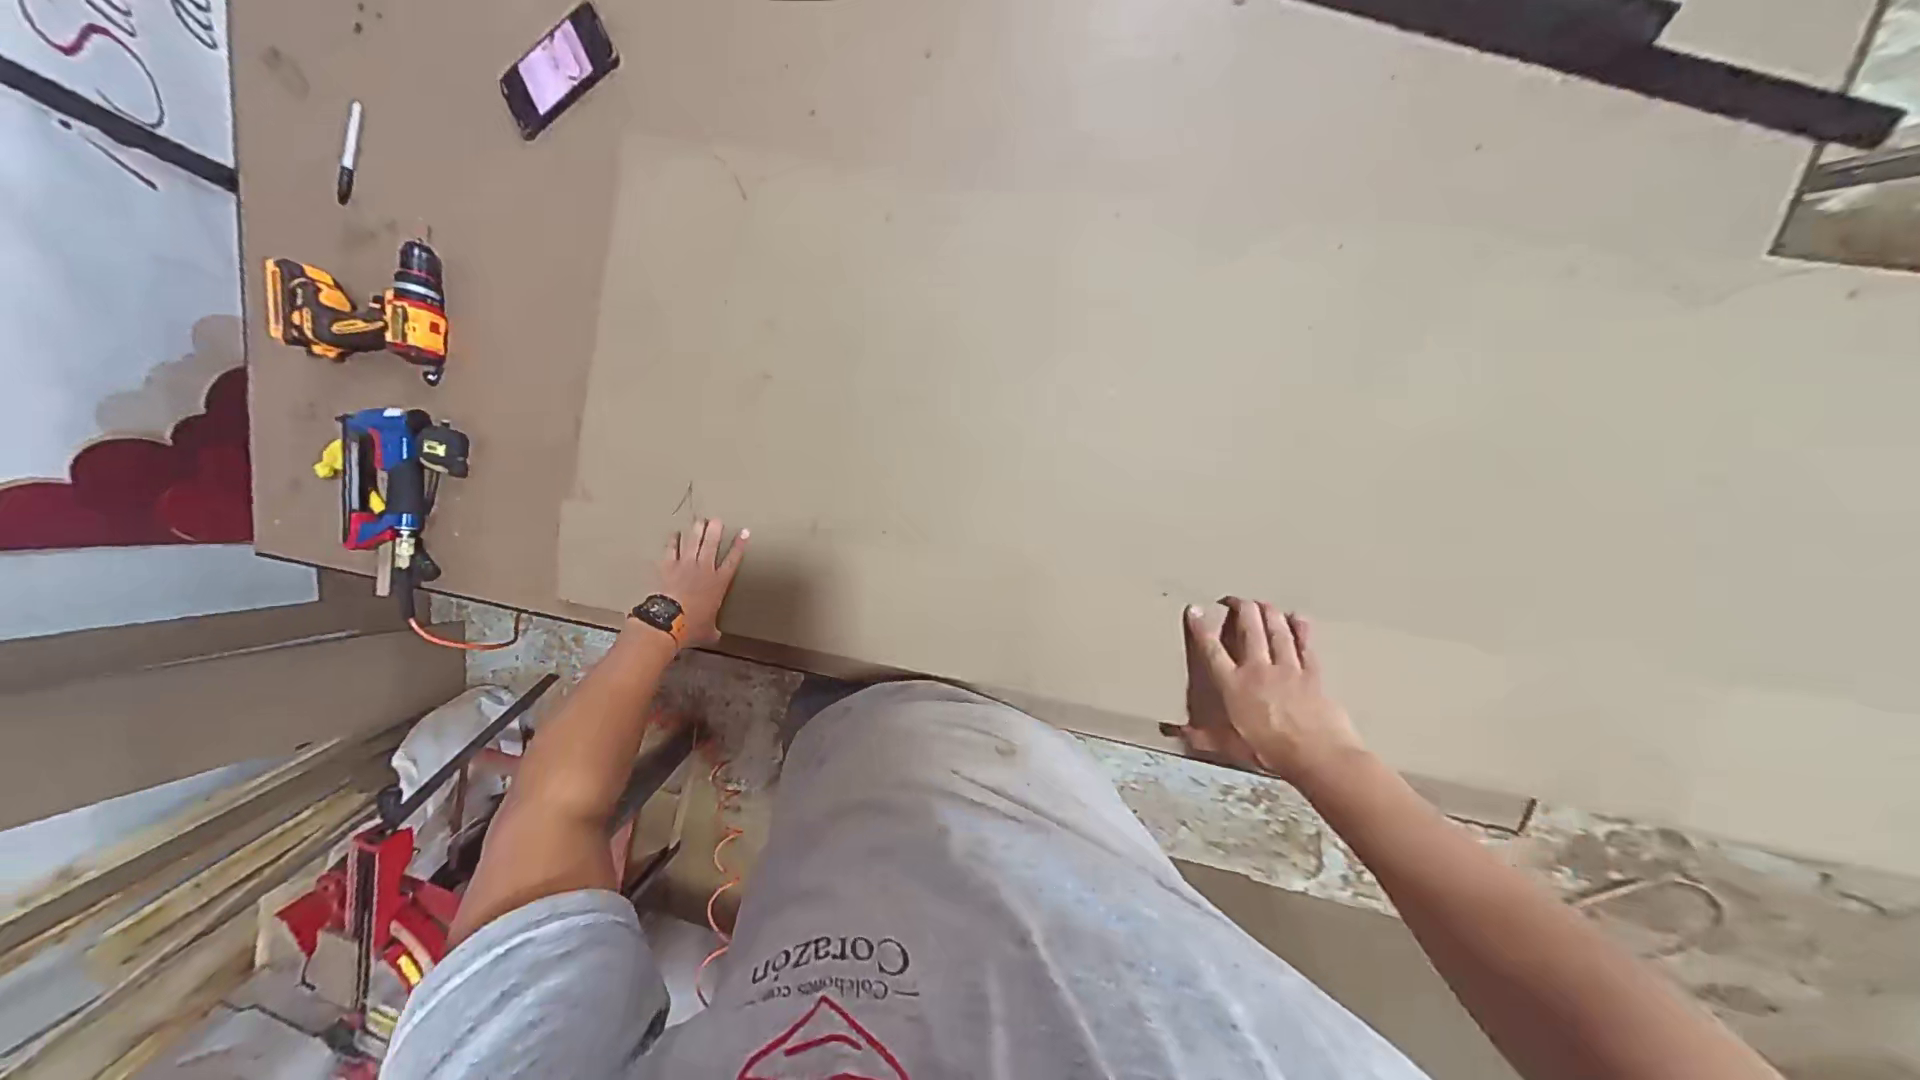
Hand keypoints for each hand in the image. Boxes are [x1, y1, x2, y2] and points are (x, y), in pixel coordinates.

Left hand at [652, 518, 748, 646]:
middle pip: (712, 544)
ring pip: (694, 542)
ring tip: (700, 520)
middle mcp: (705, 569)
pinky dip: (673, 540)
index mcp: (719, 582)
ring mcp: (685, 565)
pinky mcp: (668, 566)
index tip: (744, 532)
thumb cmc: (692, 627)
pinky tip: (674, 533)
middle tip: (717, 520)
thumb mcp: (708, 631)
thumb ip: (713, 630)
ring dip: (697, 530)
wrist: (668, 622)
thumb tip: (716, 637)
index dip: (740, 545)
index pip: (733, 559)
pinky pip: (671, 549)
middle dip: (716, 530)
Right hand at [1170, 598, 1365, 785]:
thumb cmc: (1272, 754)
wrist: (1319, 758)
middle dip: (1240, 608)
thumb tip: (1176, 732)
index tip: (1195, 610)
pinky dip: (1300, 628)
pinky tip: (1297, 618)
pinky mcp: (1312, 675)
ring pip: (1276, 631)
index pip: (1212, 649)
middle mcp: (1258, 670)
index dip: (1201, 627)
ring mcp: (1288, 670)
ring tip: (1260, 602)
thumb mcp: (1230, 747)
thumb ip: (1203, 737)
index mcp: (1234, 686)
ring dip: (1267, 612)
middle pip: (1248, 629)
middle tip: (1233, 599)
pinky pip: (1305, 645)